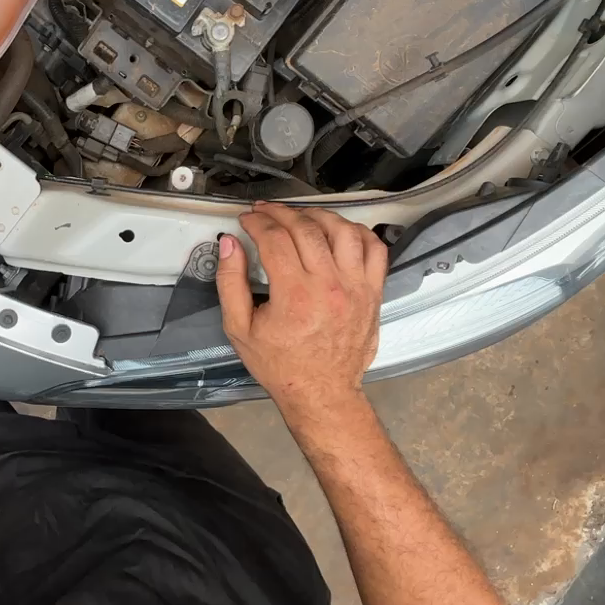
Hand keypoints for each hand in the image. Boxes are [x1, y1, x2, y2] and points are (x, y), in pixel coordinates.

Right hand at [216, 202, 387, 420]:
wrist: (321, 392)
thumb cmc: (279, 364)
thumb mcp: (239, 329)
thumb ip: (230, 283)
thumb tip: (230, 244)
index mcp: (294, 294)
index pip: (274, 238)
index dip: (257, 222)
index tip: (246, 220)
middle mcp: (329, 285)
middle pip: (306, 228)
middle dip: (281, 212)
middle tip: (265, 212)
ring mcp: (356, 287)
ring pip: (342, 230)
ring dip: (317, 215)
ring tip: (299, 216)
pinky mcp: (373, 292)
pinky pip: (374, 248)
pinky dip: (356, 232)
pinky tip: (337, 231)